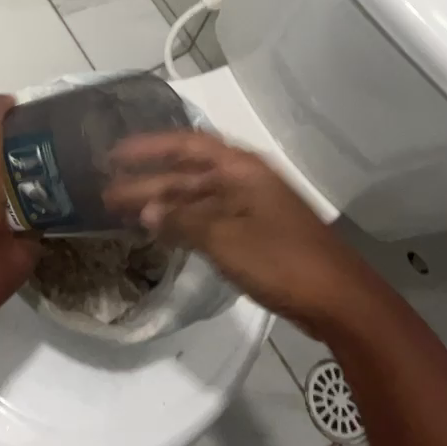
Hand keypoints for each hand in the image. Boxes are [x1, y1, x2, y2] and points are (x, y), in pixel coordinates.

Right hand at [103, 133, 358, 330]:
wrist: (339, 301)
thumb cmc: (282, 261)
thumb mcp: (225, 240)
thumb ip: (182, 222)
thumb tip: (146, 211)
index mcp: (241, 168)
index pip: (186, 144)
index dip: (148, 146)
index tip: (114, 153)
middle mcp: (244, 179)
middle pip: (187, 173)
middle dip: (148, 180)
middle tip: (107, 190)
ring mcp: (250, 206)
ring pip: (196, 197)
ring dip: (162, 203)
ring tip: (124, 211)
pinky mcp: (253, 233)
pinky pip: (207, 218)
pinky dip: (181, 222)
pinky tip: (160, 231)